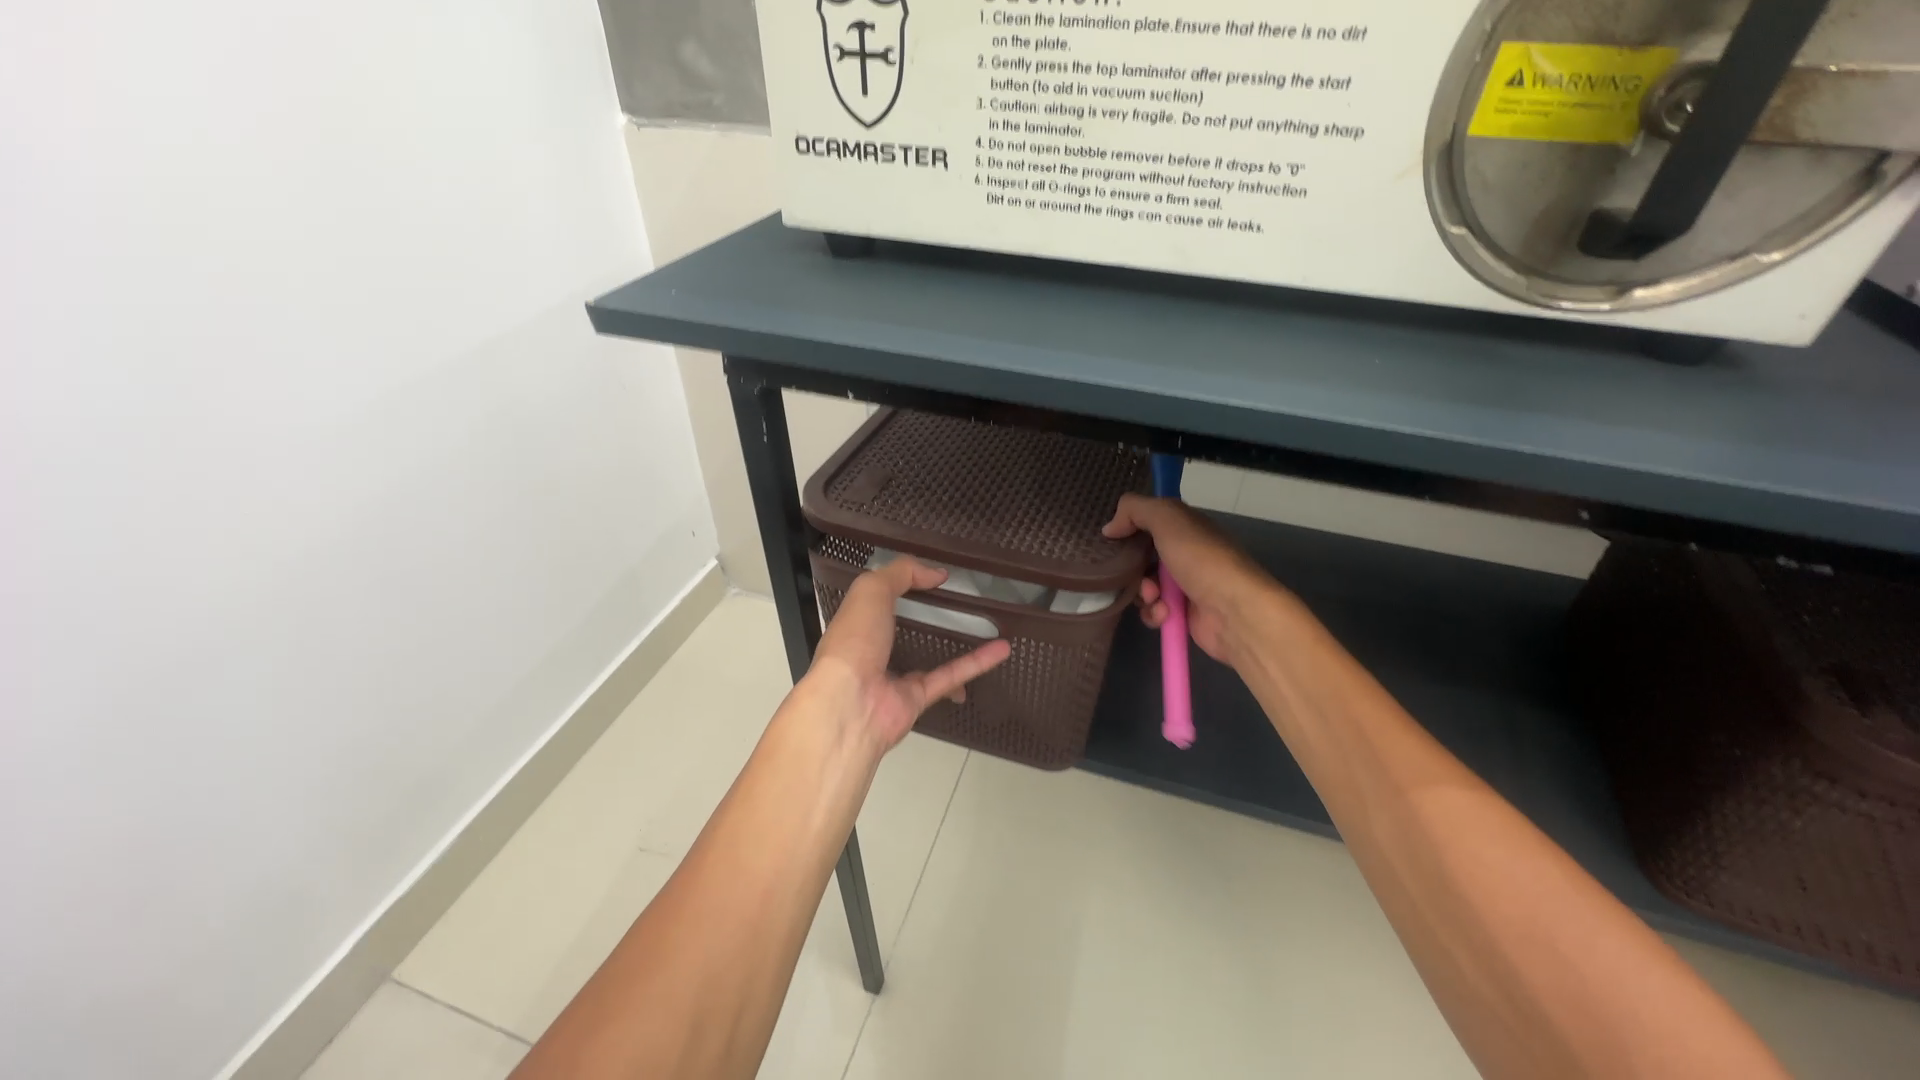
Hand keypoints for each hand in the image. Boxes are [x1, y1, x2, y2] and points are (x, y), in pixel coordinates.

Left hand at [804, 555, 1012, 757]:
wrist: (848, 706)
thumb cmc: (853, 642)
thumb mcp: (871, 591)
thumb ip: (901, 573)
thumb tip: (936, 573)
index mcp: (857, 623)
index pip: (878, 600)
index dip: (902, 584)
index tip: (933, 575)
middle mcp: (872, 650)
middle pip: (903, 629)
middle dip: (926, 616)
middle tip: (958, 599)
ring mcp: (895, 677)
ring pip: (929, 656)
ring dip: (956, 641)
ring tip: (986, 623)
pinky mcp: (916, 699)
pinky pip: (950, 676)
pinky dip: (976, 663)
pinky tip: (1001, 648)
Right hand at [1102, 494, 1284, 668]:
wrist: (1234, 611)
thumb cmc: (1201, 559)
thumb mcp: (1168, 519)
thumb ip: (1135, 510)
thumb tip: (1110, 527)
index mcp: (1186, 528)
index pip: (1150, 521)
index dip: (1130, 528)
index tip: (1113, 538)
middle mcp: (1186, 554)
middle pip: (1142, 557)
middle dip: (1132, 566)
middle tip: (1135, 573)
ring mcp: (1185, 586)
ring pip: (1144, 586)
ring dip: (1143, 592)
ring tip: (1155, 597)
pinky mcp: (1183, 614)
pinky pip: (1154, 611)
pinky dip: (1154, 613)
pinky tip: (1164, 614)